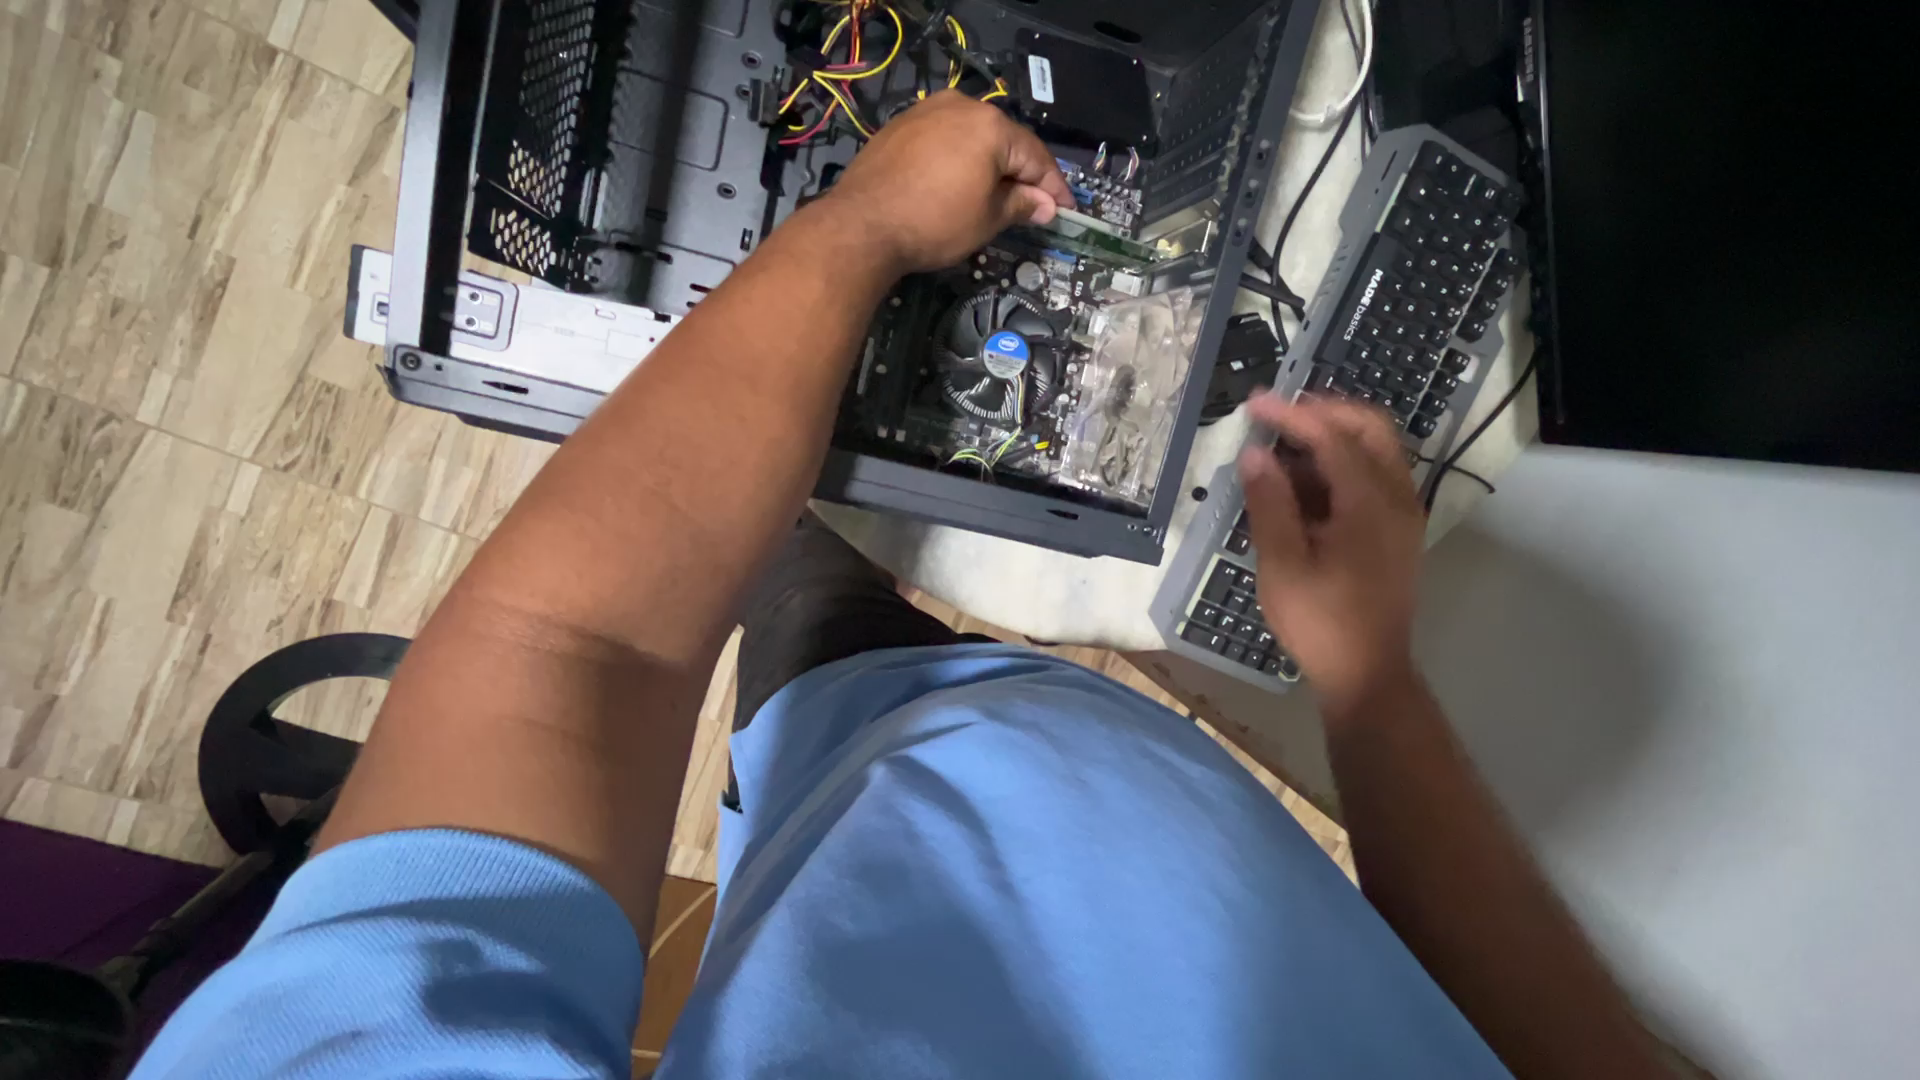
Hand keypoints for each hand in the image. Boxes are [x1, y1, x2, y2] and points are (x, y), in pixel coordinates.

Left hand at [819, 91, 1072, 273]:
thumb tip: (1046, 205)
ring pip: (971, 139)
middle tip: (1033, 207)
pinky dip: (958, 162)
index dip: (1054, 188)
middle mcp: (961, 106)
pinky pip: (943, 142)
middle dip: (1021, 175)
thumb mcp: (987, 220)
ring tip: (996, 199)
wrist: (863, 225)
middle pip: (1004, 142)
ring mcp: (926, 112)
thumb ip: (1020, 206)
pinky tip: (957, 186)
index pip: (1035, 157)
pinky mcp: (901, 127)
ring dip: (988, 167)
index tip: (1065, 211)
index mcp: (991, 126)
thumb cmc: (935, 223)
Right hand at [1236, 394, 1425, 716]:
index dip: (1293, 415)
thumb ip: (1269, 504)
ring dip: (1332, 436)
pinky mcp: (1397, 530)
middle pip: (1370, 429)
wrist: (1367, 672)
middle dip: (1324, 412)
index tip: (1255, 402)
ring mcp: (1403, 514)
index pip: (1334, 438)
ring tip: (1281, 447)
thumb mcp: (1282, 564)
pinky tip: (1303, 482)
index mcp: (1371, 505)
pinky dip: (1341, 464)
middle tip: (1278, 412)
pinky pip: (1375, 476)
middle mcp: (1398, 499)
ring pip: (1376, 451)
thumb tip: (1255, 454)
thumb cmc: (1319, 621)